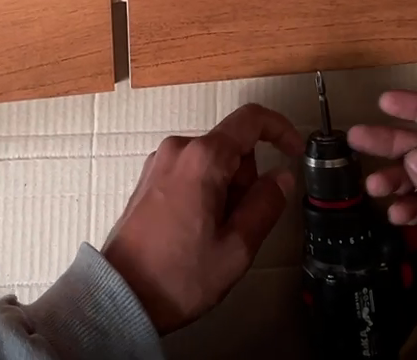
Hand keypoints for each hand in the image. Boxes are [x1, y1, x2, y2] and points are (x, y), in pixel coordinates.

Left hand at [101, 103, 301, 333]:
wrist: (120, 296)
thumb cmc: (179, 275)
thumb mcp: (236, 248)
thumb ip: (265, 205)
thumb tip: (283, 175)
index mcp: (203, 158)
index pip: (251, 119)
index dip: (280, 130)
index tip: (296, 152)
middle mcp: (179, 147)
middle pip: (232, 147)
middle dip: (246, 181)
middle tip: (237, 227)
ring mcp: (160, 160)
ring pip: (212, 161)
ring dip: (225, 190)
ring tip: (212, 235)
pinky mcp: (150, 176)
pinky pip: (191, 169)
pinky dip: (204, 191)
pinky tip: (194, 230)